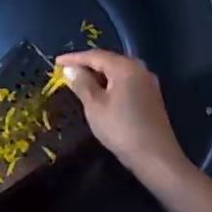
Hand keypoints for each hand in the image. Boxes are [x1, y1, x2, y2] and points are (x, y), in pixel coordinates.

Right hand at [56, 50, 190, 179]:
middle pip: (109, 60)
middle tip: (67, 71)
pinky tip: (101, 92)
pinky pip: (126, 81)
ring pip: (118, 71)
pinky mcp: (151, 96)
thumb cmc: (120, 128)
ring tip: (80, 81)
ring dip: (99, 74)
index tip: (56, 61)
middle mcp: (139, 68)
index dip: (74, 58)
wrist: (155, 156)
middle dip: (87, 64)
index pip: (95, 55)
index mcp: (125, 67)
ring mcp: (148, 82)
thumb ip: (82, 83)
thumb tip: (71, 69)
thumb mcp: (95, 105)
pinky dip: (111, 83)